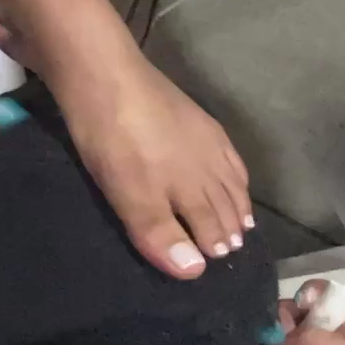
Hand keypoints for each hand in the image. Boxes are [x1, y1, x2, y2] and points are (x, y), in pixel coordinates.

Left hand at [41, 18, 251, 277]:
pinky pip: (227, 155)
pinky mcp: (196, 116)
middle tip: (230, 250)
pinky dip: (235, 175)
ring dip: (236, 207)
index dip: (212, 248)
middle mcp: (207, 167)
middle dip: (228, 231)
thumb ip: (157, 229)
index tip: (215, 265)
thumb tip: (196, 271)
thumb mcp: (124, 190)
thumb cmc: (110, 136)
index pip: (210, 229)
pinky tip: (232, 176)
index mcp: (189, 189)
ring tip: (239, 225)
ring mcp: (204, 138)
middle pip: (225, 207)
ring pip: (230, 183)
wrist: (105, 72)